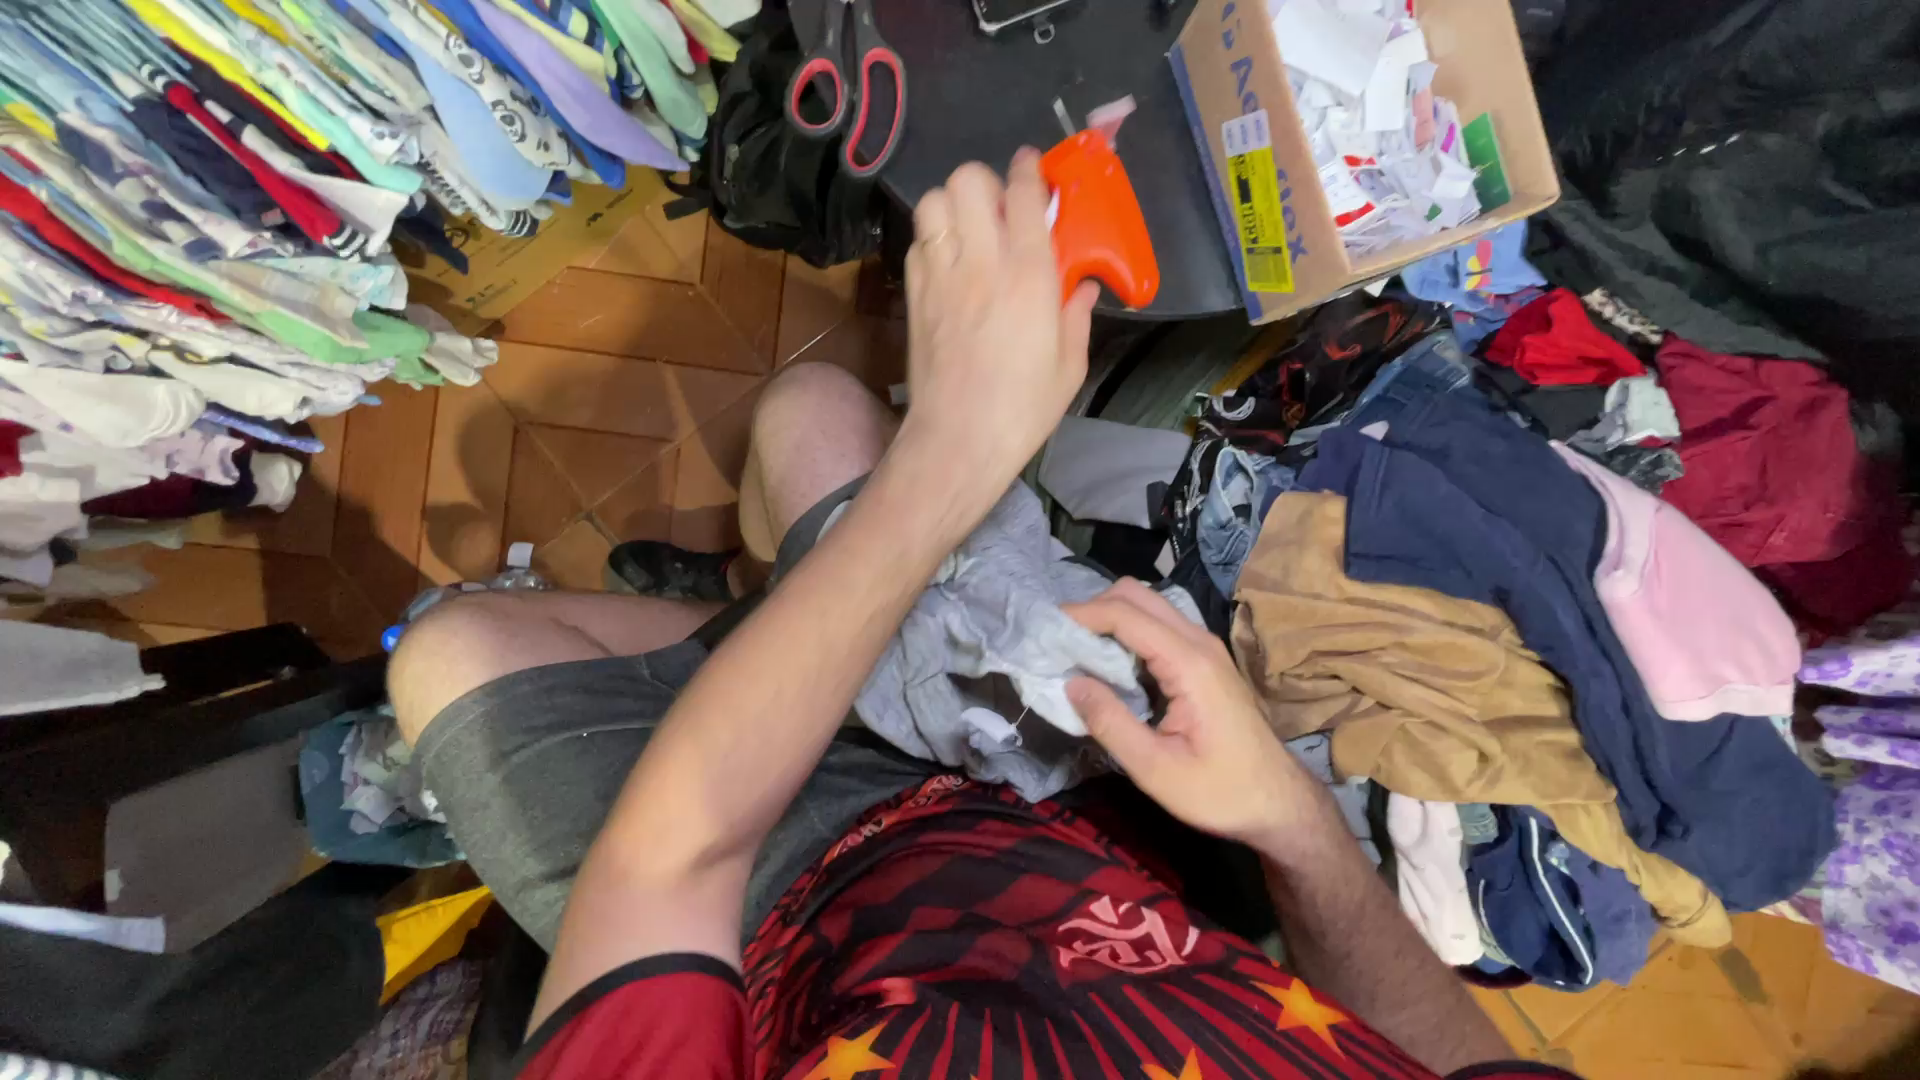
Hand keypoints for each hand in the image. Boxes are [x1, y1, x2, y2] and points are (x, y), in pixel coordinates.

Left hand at [898, 150, 1100, 487]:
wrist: (957, 440)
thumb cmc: (1021, 410)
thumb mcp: (1069, 367)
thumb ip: (1077, 316)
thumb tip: (1084, 286)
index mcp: (1029, 275)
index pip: (1024, 194)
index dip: (1029, 170)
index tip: (1032, 168)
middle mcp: (981, 262)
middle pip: (969, 180)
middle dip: (987, 183)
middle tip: (1001, 213)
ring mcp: (939, 276)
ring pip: (934, 201)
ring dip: (953, 206)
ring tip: (969, 233)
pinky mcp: (913, 296)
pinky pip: (918, 242)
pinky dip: (933, 240)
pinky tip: (949, 265)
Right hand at [1063, 578, 1329, 850]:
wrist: (1279, 804)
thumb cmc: (1220, 792)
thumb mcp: (1156, 770)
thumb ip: (1111, 723)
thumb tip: (1070, 685)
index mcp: (1189, 663)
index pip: (1125, 614)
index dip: (1081, 615)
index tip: (1046, 631)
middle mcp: (1198, 642)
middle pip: (1136, 595)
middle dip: (1093, 608)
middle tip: (1060, 641)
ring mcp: (1205, 647)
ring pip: (1148, 606)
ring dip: (1109, 618)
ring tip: (1077, 651)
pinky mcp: (1205, 659)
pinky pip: (1158, 625)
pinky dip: (1127, 631)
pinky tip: (1109, 664)